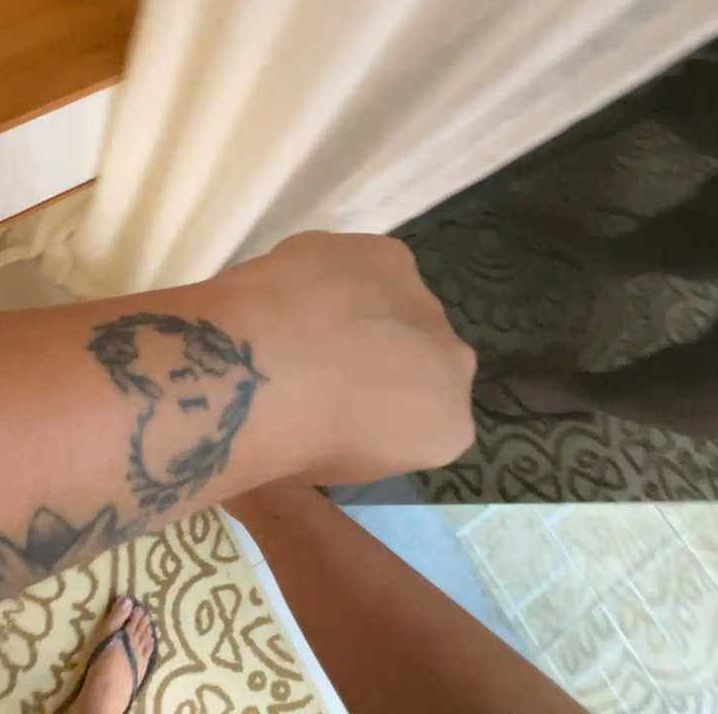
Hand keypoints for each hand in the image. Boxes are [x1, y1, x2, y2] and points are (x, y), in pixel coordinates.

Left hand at [212, 232, 476, 485]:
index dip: (377, 402)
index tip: (338, 401)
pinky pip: (361, 264)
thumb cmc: (294, 439)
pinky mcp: (387, 254)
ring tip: (299, 317)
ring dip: (358, 304)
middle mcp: (452, 358)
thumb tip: (335, 412)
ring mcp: (421, 298)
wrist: (265, 370)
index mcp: (448, 424)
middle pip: (418, 349)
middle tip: (321, 358)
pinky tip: (292, 287)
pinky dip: (329, 271)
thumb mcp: (337, 463)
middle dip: (378, 348)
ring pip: (393, 299)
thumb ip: (360, 432)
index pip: (425, 412)